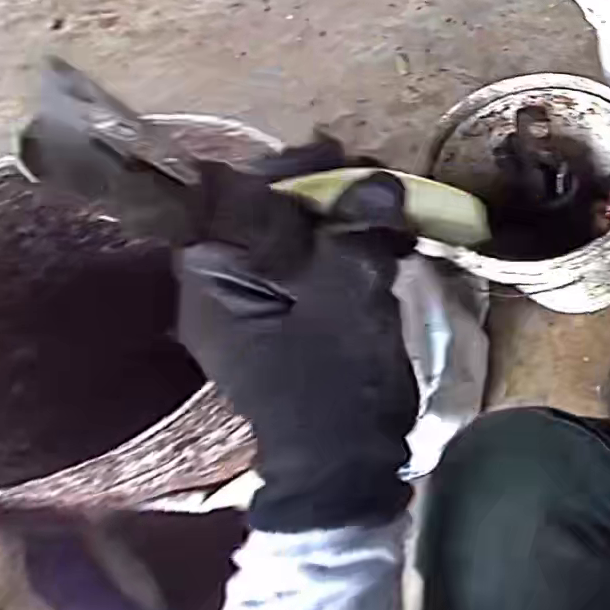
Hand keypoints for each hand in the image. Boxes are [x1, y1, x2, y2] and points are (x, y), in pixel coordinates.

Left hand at [176, 160, 417, 530]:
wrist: (344, 454)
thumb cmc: (337, 380)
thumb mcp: (348, 302)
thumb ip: (356, 237)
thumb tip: (380, 180)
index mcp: (216, 275)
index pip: (233, 196)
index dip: (289, 169)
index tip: (342, 155)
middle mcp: (225, 279)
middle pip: (267, 208)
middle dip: (324, 188)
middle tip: (380, 181)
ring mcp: (261, 296)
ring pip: (299, 231)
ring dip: (346, 213)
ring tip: (393, 209)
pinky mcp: (296, 308)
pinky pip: (319, 257)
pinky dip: (355, 241)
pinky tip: (390, 241)